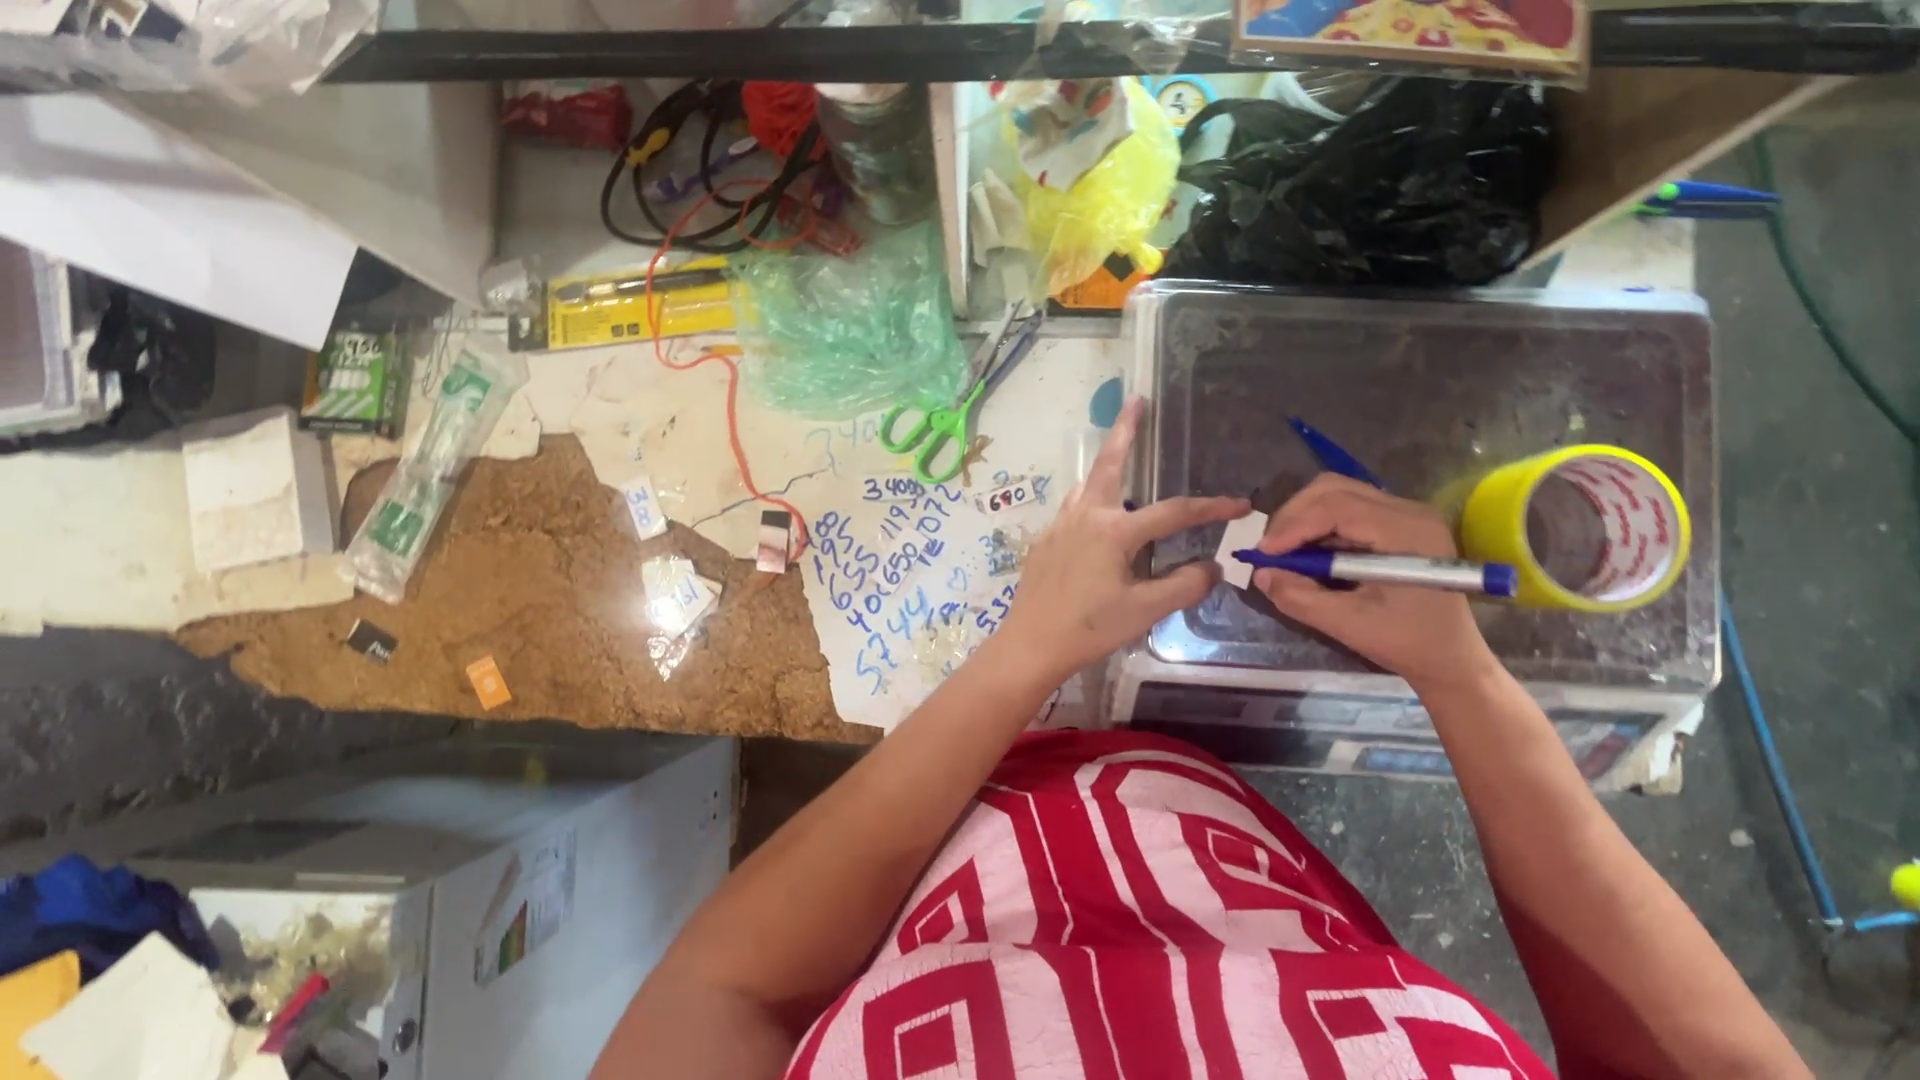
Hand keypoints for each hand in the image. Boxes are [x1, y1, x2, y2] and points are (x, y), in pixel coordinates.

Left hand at [997, 398, 1249, 683]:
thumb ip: (1184, 585)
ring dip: (1106, 465)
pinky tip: (1095, 513)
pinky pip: (1073, 508)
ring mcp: (1060, 526)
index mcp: (1114, 530)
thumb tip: (1213, 566)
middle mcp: (1085, 516)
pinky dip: (1089, 498)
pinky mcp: (1045, 541)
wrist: (1030, 644)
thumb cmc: (1089, 628)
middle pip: (1110, 464)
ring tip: (1119, 453)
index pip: (1174, 511)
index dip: (1211, 507)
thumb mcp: (1145, 611)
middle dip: (1125, 430)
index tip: (1241, 504)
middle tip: (1135, 400)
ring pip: (1087, 485)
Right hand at [1252, 474, 1499, 692]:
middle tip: (1271, 551)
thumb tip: (1261, 574)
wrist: (1452, 657)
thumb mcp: (1350, 625)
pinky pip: (1347, 509)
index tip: (1263, 555)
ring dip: (1303, 519)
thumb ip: (1301, 597)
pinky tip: (1309, 554)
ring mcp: (1405, 514)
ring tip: (1286, 553)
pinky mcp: (1397, 524)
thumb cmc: (1408, 642)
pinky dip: (1319, 526)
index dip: (1293, 526)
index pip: (1336, 506)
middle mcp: (1409, 511)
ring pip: (1337, 494)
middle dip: (1293, 516)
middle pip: (1333, 489)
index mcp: (1406, 531)